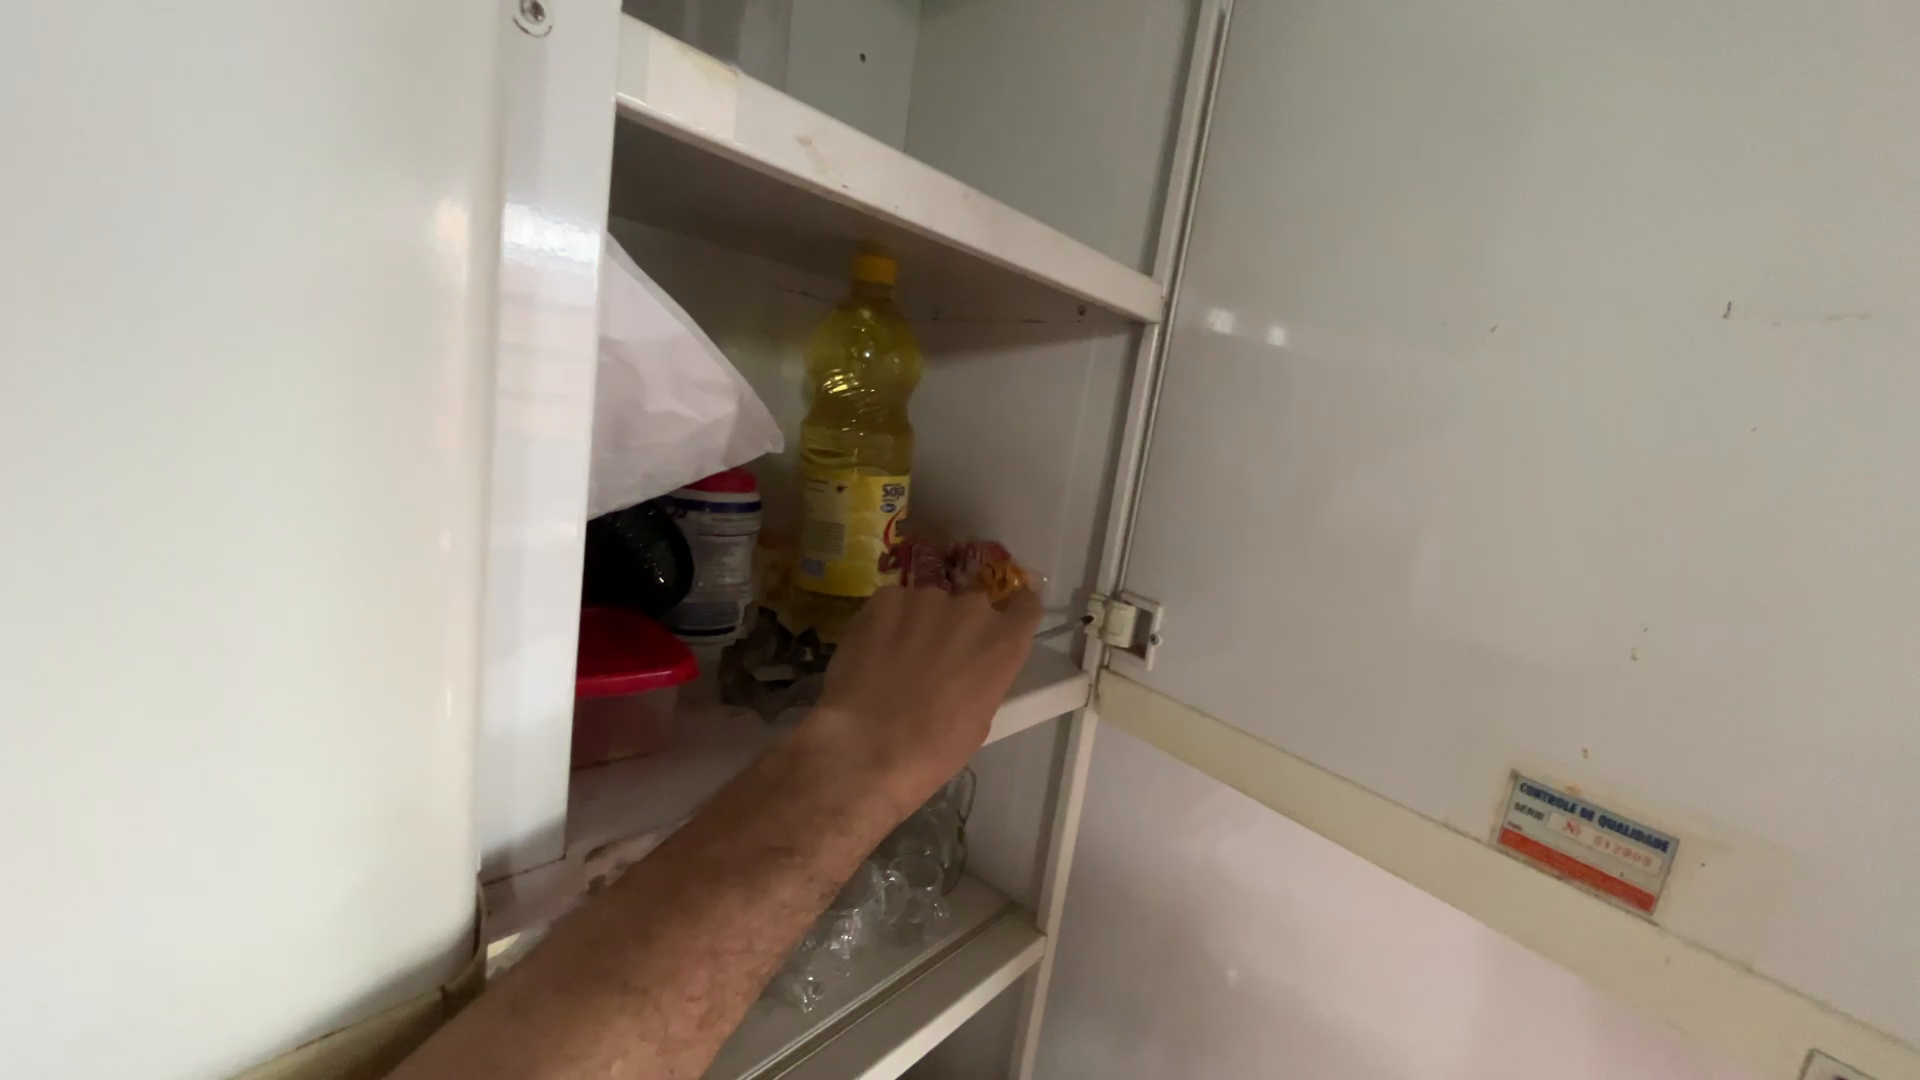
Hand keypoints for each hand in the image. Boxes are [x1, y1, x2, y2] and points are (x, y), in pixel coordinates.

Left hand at [793, 586, 1043, 819]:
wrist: (865, 746)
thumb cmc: (932, 749)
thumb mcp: (980, 719)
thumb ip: (986, 677)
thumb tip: (970, 666)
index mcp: (1003, 642)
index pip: (1026, 605)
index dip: (1015, 610)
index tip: (1004, 620)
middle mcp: (971, 609)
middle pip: (972, 607)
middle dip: (959, 627)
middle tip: (936, 659)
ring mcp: (926, 599)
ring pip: (930, 605)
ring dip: (922, 624)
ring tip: (898, 659)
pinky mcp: (885, 599)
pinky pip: (894, 605)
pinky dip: (888, 623)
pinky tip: (874, 652)